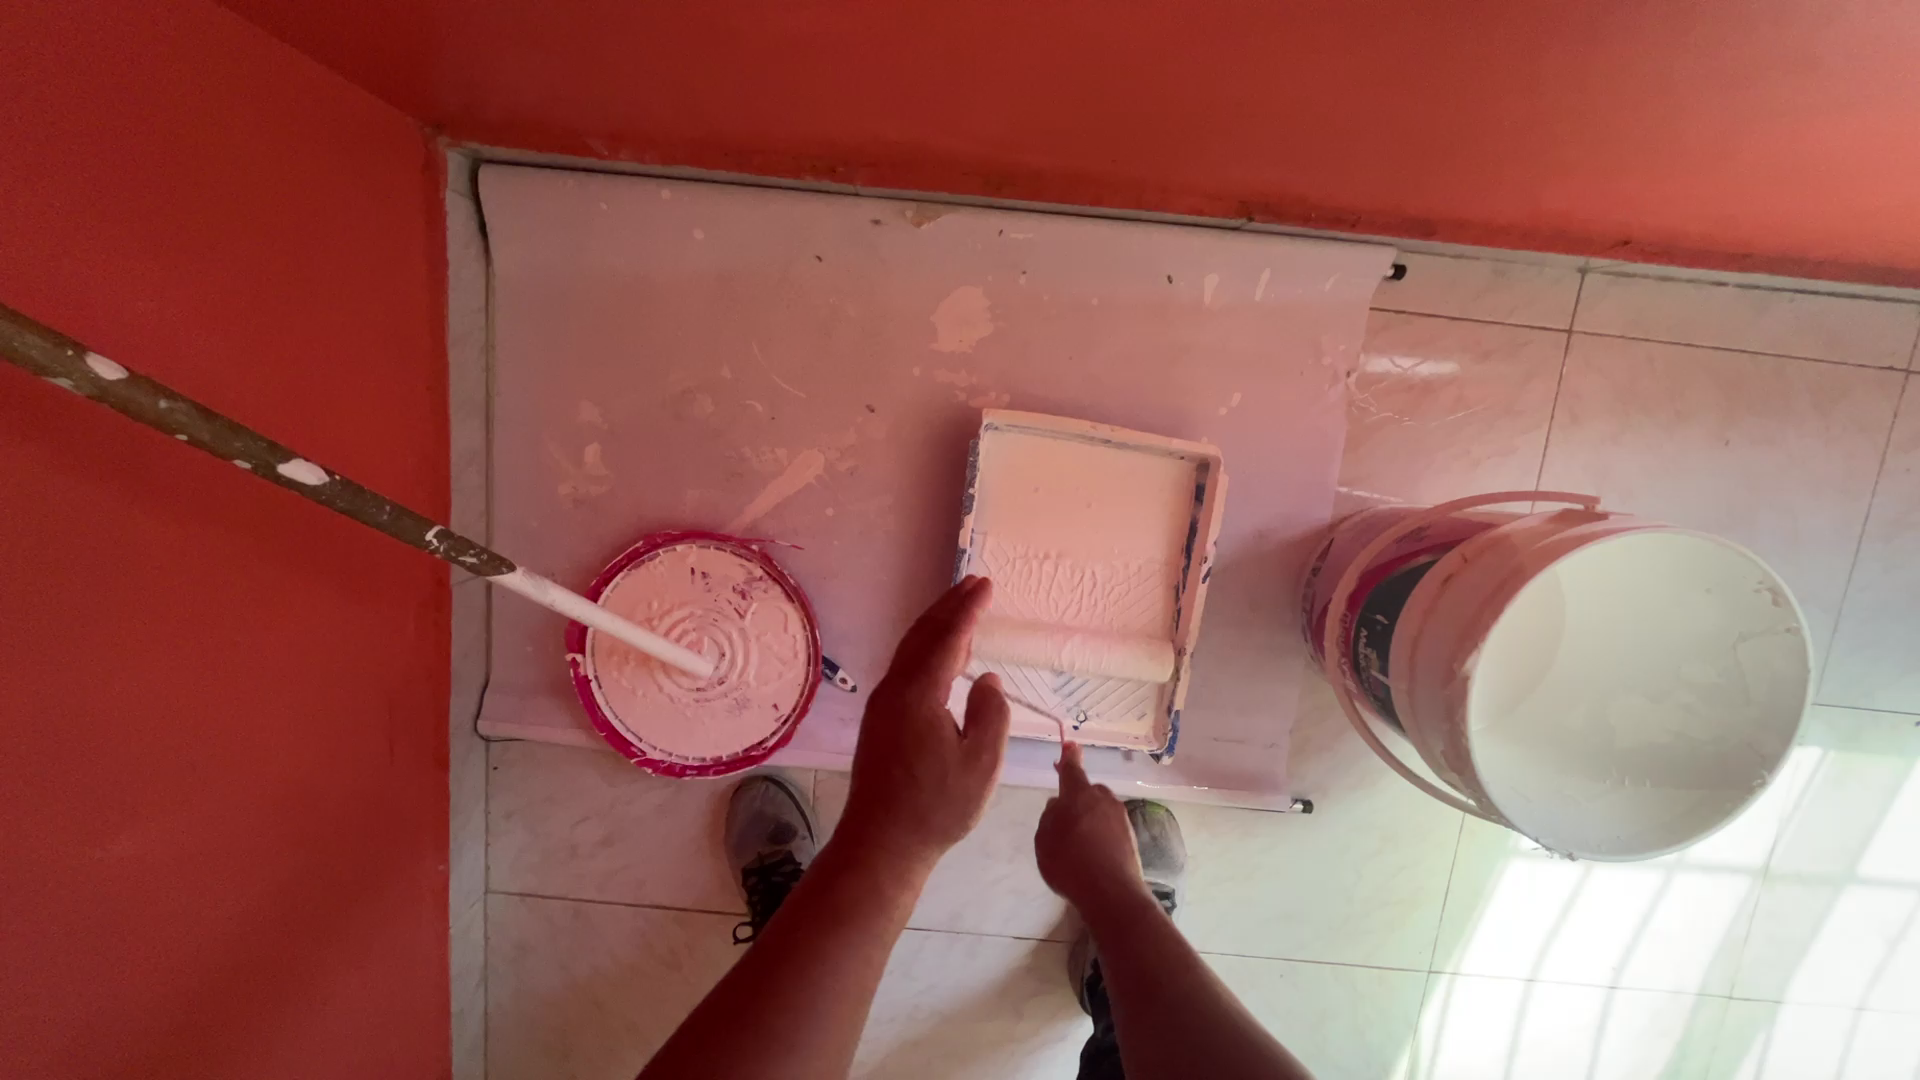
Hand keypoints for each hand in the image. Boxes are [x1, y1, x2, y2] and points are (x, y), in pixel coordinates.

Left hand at [835, 576, 1011, 872]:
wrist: (880, 843)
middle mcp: (895, 689)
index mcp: (919, 693)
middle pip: (923, 634)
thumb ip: (991, 713)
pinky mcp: (880, 720)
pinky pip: (906, 668)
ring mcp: (883, 704)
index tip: (985, 585)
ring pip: (911, 650)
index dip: (969, 609)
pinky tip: (942, 658)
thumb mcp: (982, 764)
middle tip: (973, 583)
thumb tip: (987, 680)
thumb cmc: (936, 807)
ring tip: (960, 609)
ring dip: (936, 626)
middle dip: (949, 606)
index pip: (948, 638)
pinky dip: (926, 649)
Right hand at [1035, 743, 1151, 918]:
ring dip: (1091, 819)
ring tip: (1079, 846)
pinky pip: (1111, 827)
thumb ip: (1049, 816)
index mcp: (1078, 794)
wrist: (1112, 894)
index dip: (1069, 757)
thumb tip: (1059, 805)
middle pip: (1088, 791)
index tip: (1071, 745)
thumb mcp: (1044, 839)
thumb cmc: (1069, 863)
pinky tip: (1094, 857)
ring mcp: (1120, 817)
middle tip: (1066, 823)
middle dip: (1078, 800)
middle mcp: (1103, 799)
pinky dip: (1102, 835)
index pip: (1071, 769)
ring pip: (1101, 809)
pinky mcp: (1131, 837)